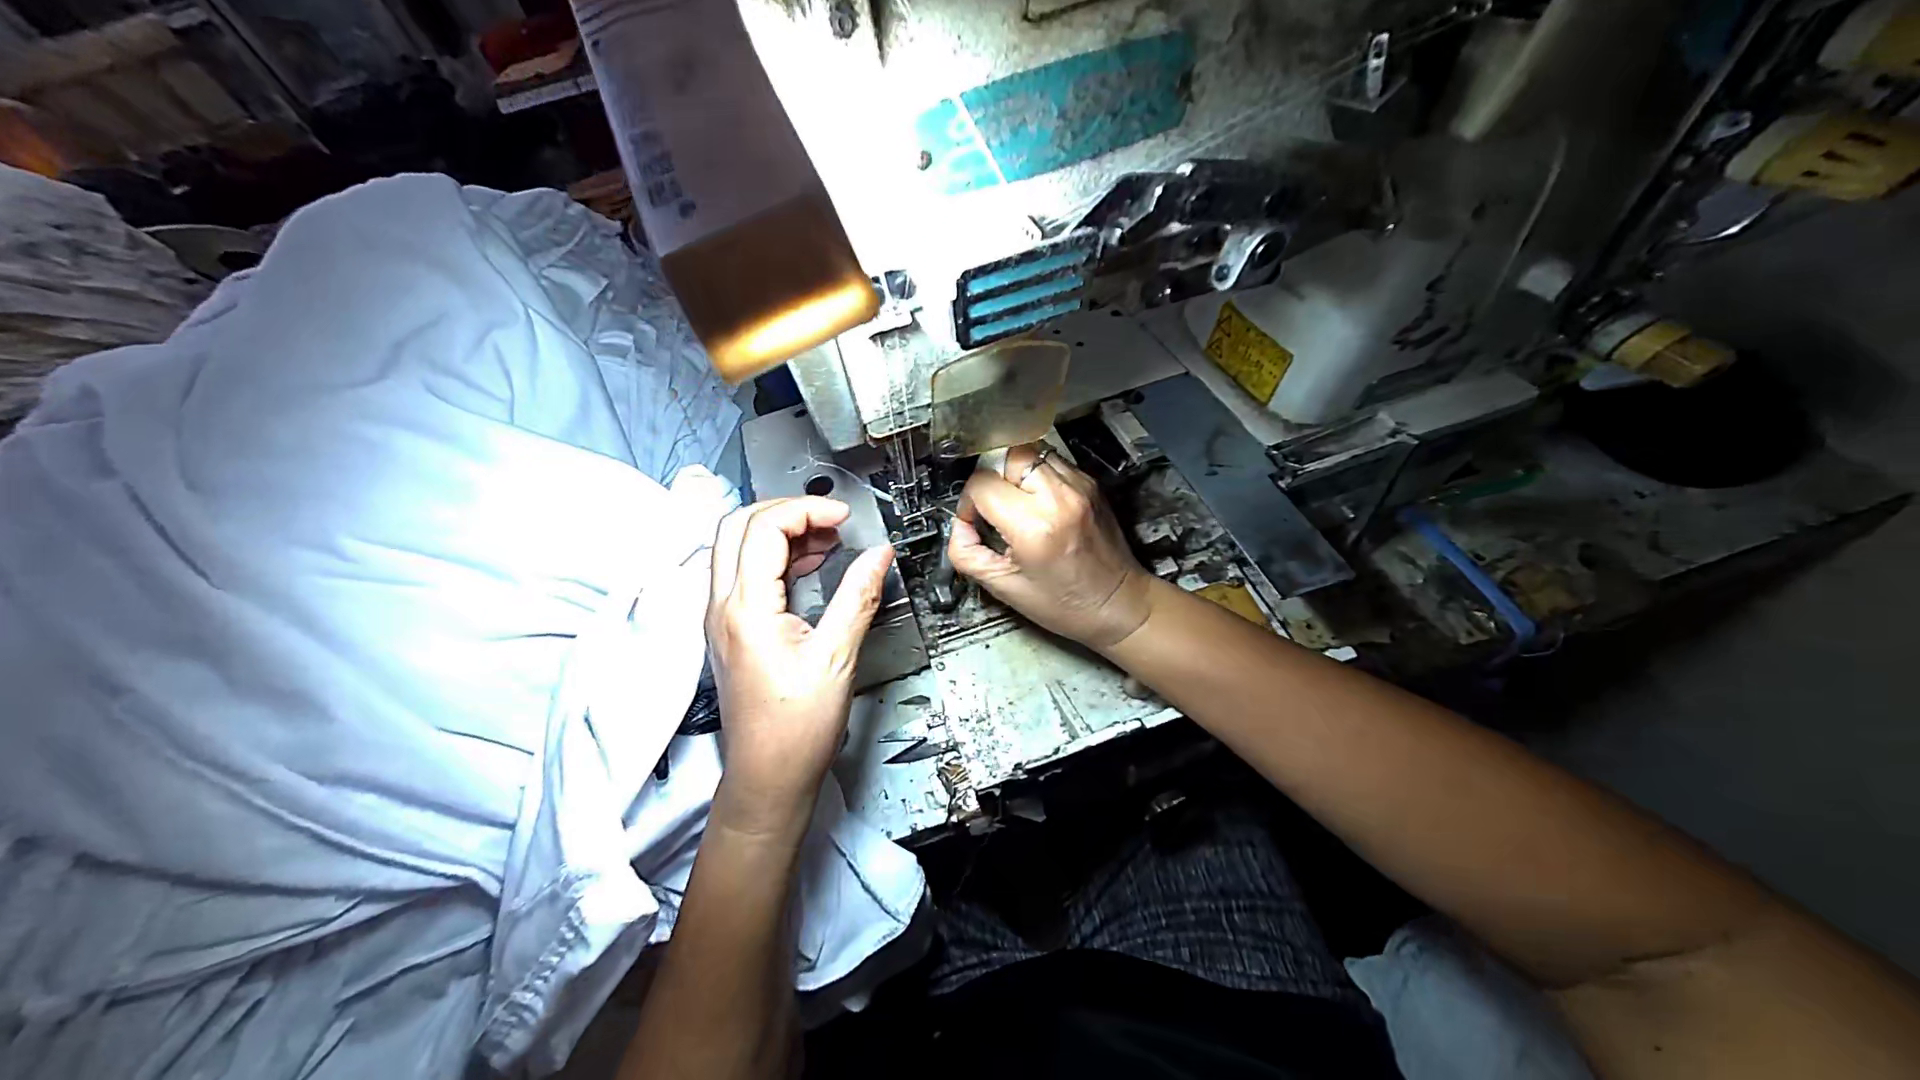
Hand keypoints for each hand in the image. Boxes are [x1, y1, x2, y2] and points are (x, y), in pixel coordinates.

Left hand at [706, 497, 893, 838]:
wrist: (767, 776)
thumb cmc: (795, 731)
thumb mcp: (838, 657)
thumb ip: (859, 597)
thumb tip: (878, 555)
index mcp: (746, 609)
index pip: (764, 528)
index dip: (806, 510)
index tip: (842, 517)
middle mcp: (723, 607)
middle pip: (739, 525)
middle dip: (787, 511)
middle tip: (830, 521)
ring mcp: (722, 618)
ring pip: (738, 547)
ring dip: (781, 532)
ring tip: (827, 540)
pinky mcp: (732, 629)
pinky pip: (745, 573)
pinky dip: (776, 557)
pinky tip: (810, 566)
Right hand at [947, 443, 1153, 648]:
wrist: (1117, 603)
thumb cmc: (1065, 602)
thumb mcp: (1003, 586)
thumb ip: (966, 553)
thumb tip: (959, 525)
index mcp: (1034, 526)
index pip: (982, 484)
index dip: (969, 503)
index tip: (975, 522)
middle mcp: (1059, 498)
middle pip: (1006, 456)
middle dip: (992, 480)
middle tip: (995, 508)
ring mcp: (1078, 486)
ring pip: (1029, 453)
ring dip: (1014, 473)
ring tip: (1017, 503)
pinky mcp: (1089, 483)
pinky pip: (1052, 462)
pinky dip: (1037, 476)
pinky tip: (1038, 504)